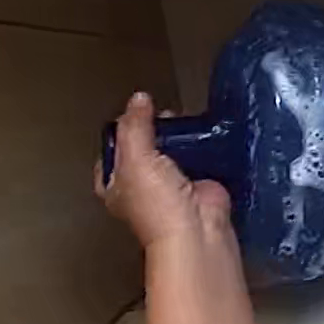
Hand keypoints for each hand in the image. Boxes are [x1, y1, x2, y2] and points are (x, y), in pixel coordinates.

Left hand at [96, 92, 233, 249]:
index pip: (114, 148)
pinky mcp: (201, 179)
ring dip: (182, 135)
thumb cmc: (157, 201)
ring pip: (174, 149)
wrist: (197, 226)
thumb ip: (135, 127)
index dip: (124, 128)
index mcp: (115, 183)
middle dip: (156, 128)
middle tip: (169, 112)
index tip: (139, 110)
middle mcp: (142, 183)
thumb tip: (139, 97)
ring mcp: (173, 182)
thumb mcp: (136, 159)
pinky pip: (200, 155)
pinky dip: (205, 143)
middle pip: (146, 146)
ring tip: (191, 116)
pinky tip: (209, 130)